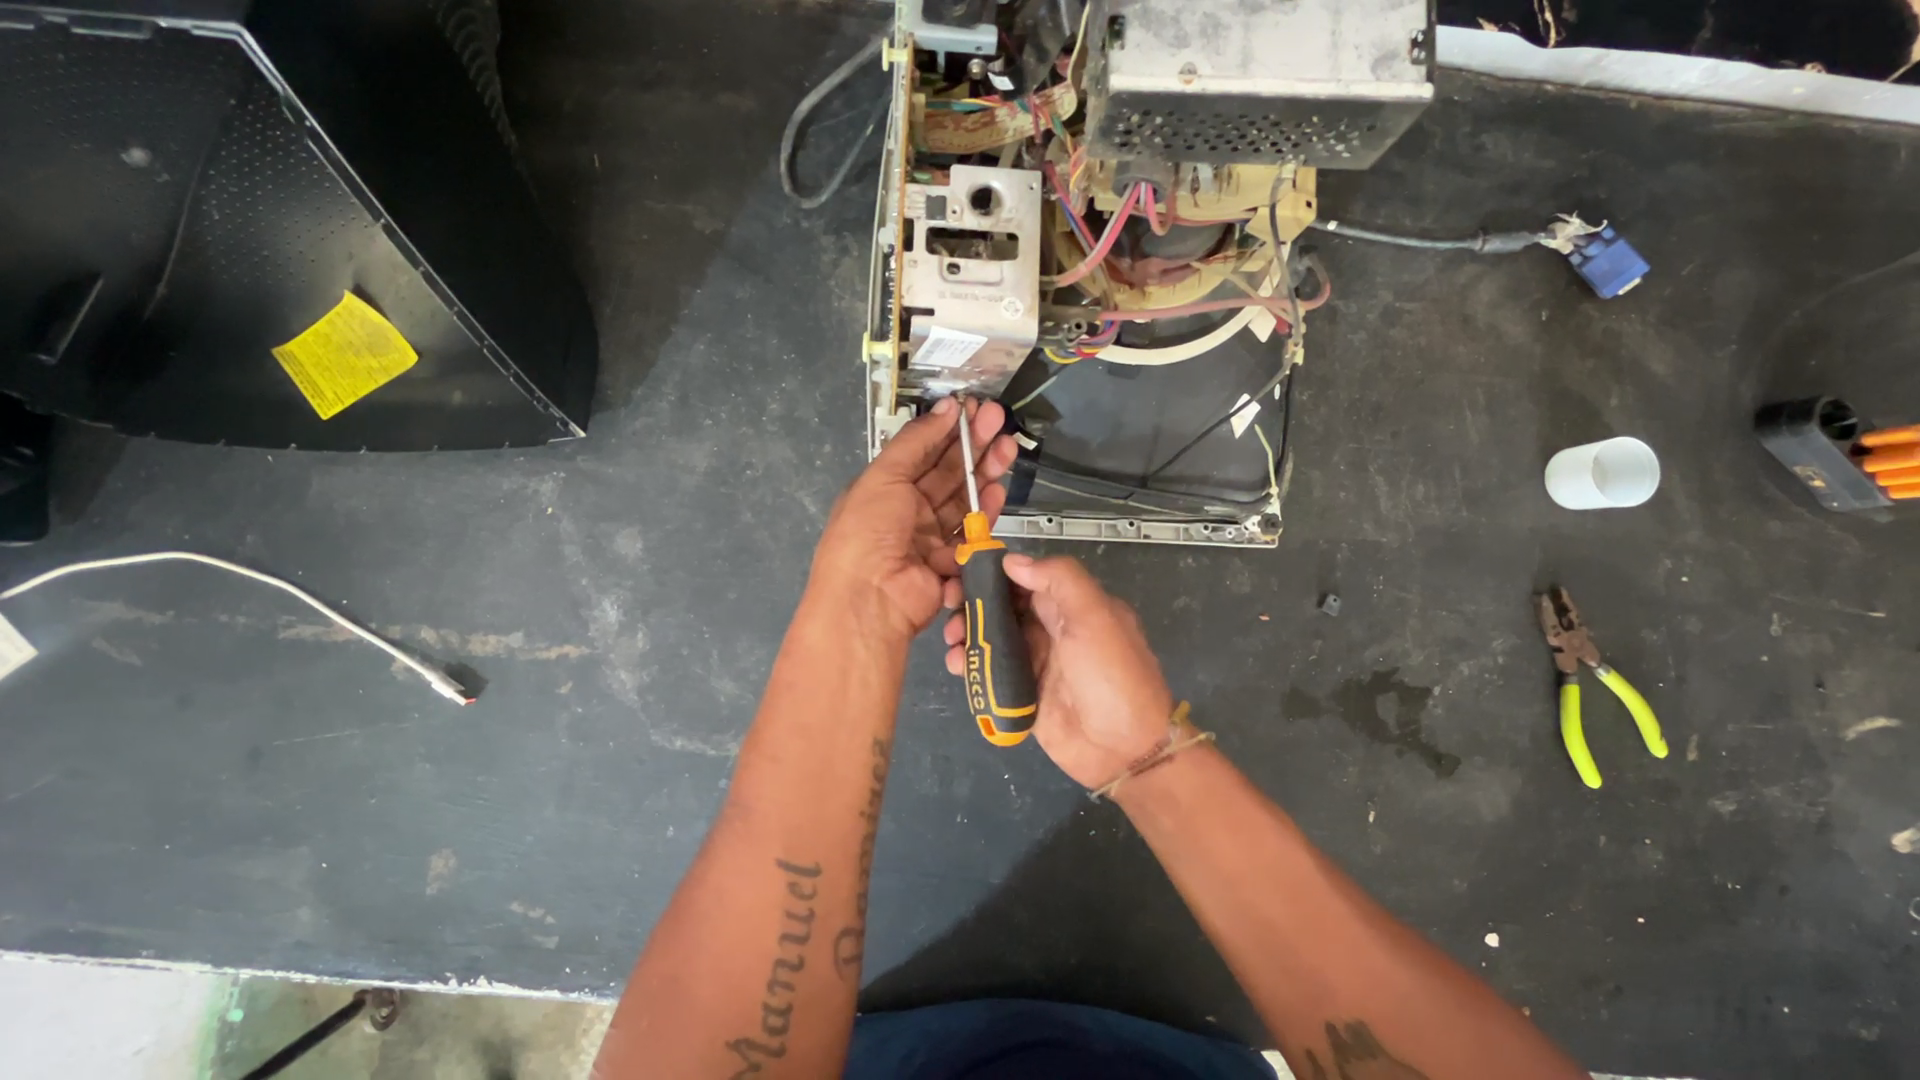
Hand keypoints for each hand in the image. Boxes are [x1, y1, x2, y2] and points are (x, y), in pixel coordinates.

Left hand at [811, 397, 1018, 641]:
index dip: (948, 430)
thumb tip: (946, 408)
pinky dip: (987, 511)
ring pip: (963, 500)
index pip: (922, 452)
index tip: (974, 409)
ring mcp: (929, 538)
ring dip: (985, 473)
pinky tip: (999, 488)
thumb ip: (917, 440)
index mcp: (883, 489)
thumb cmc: (867, 531)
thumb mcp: (884, 475)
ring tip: (1008, 447)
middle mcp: (906, 511)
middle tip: (999, 420)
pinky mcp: (950, 562)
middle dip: (973, 446)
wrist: (870, 598)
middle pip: (947, 473)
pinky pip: (971, 533)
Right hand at [944, 555, 1173, 787]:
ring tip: (952, 637)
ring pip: (990, 638)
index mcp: (1072, 606)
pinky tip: (956, 664)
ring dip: (966, 632)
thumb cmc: (1113, 675)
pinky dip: (968, 665)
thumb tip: (1013, 561)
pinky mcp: (1020, 694)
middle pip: (1002, 606)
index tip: (962, 567)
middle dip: (972, 600)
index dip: (993, 571)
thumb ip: (1060, 580)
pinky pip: (988, 673)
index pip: (1026, 578)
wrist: (1124, 749)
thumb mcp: (1096, 617)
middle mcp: (1051, 630)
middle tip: (949, 602)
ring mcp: (1034, 663)